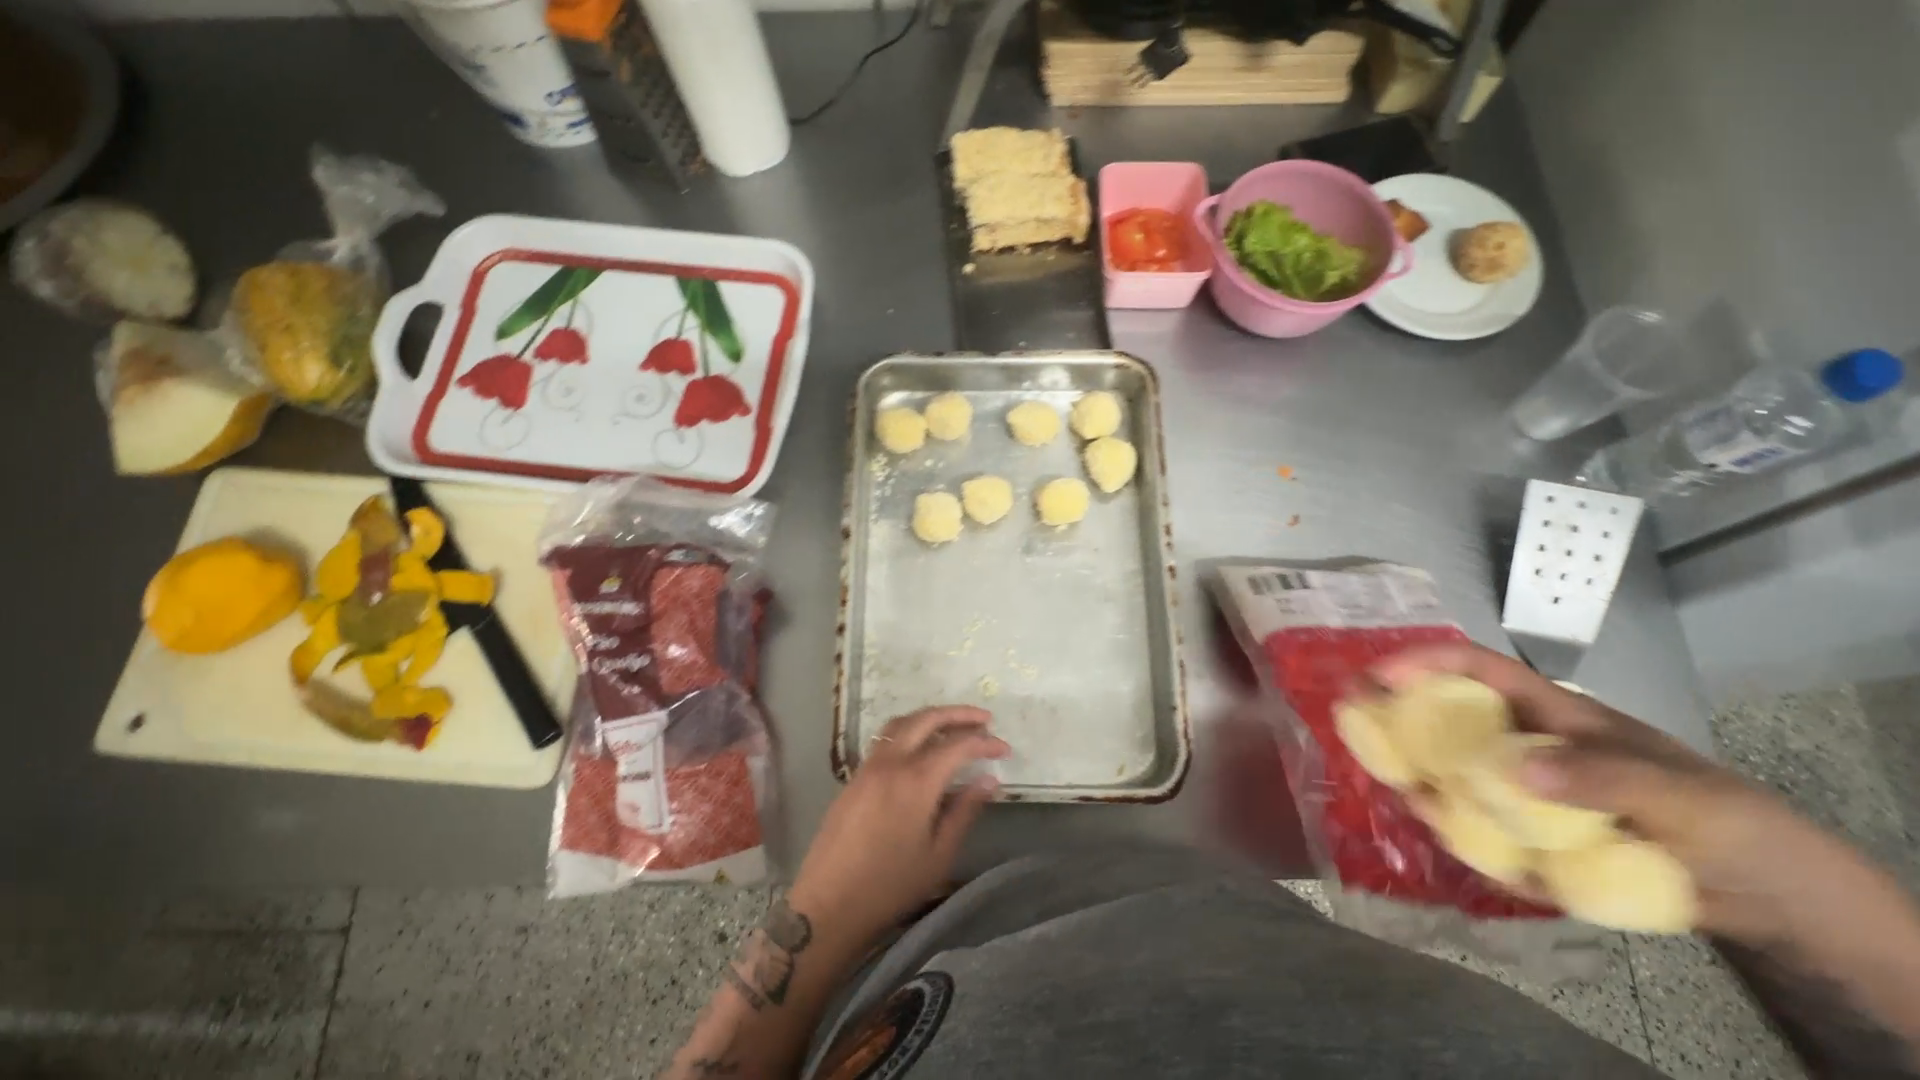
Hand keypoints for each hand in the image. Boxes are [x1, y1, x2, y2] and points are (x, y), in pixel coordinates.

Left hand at [791, 706, 1007, 944]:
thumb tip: (988, 780)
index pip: (958, 745)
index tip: (1005, 749)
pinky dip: (908, 733)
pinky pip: (884, 742)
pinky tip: (921, 751)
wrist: (829, 904)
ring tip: (953, 727)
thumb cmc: (891, 886)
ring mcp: (867, 768)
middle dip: (958, 714)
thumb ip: (965, 811)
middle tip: (984, 719)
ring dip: (929, 718)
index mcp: (916, 781)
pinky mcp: (853, 780)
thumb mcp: (939, 854)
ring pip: (900, 725)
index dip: (985, 742)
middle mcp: (890, 764)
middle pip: (926, 719)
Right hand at [1366, 644, 1863, 944]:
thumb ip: (1601, 777)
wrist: (1762, 892)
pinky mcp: (1530, 836)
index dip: (1428, 663)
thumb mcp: (1678, 796)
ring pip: (1453, 773)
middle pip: (1450, 719)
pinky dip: (1449, 826)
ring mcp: (1525, 793)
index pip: (1482, 672)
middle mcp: (1528, 746)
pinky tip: (1433, 828)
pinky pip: (1476, 826)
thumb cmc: (1725, 820)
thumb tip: (1513, 768)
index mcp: (1558, 716)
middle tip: (1352, 725)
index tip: (1379, 675)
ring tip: (1386, 782)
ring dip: (1414, 773)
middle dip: (1398, 715)